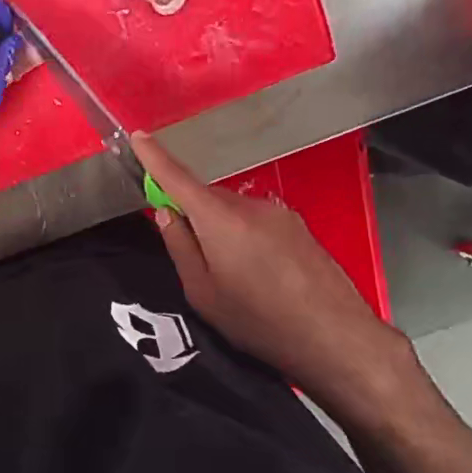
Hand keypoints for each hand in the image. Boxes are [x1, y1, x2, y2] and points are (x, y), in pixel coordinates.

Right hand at [132, 132, 416, 414]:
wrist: (333, 335)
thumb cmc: (257, 319)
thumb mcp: (203, 292)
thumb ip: (181, 248)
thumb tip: (166, 214)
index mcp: (221, 220)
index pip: (179, 179)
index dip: (156, 158)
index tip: (139, 137)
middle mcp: (251, 206)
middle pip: (207, 197)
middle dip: (190, 212)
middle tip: (183, 249)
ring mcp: (279, 214)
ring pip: (233, 211)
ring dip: (218, 228)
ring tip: (225, 273)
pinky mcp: (298, 228)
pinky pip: (256, 221)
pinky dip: (241, 235)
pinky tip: (252, 272)